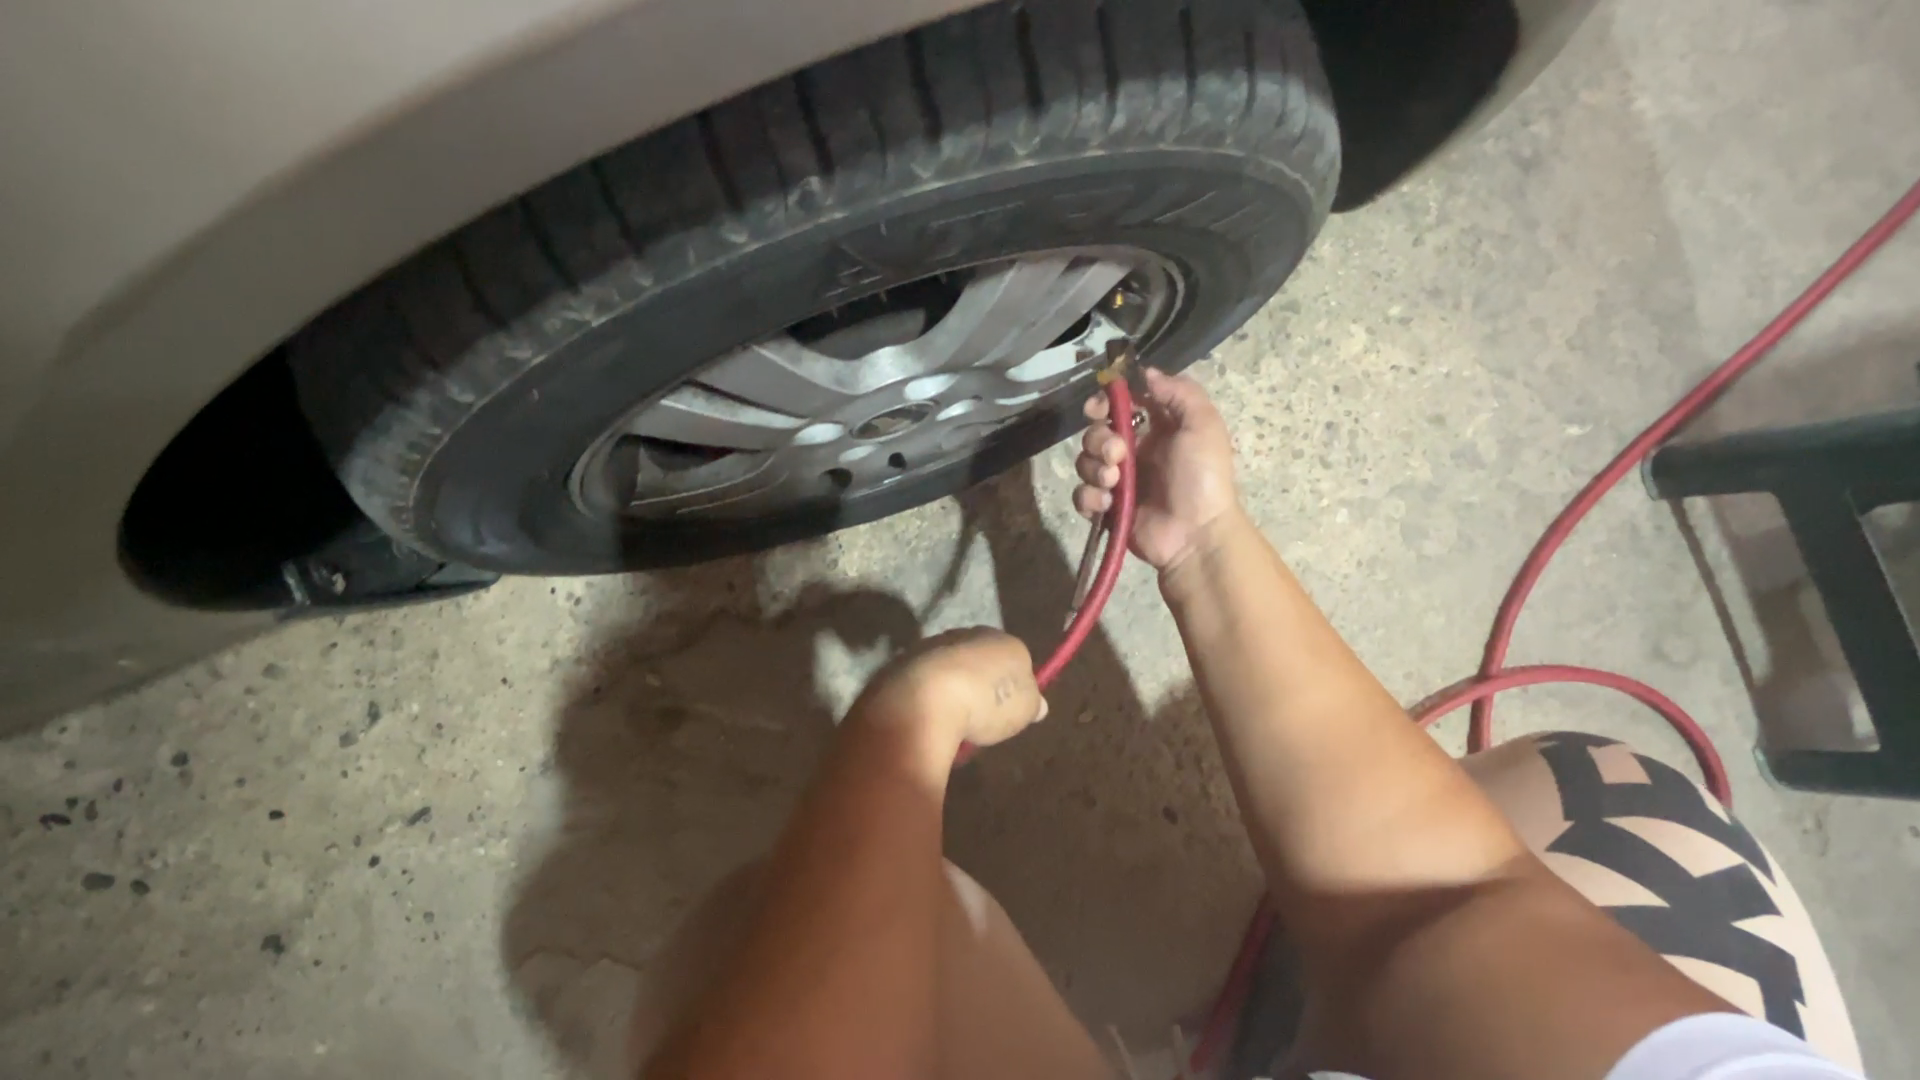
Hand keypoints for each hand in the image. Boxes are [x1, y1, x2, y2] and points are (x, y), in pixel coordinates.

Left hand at [845, 628, 1045, 763]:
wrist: (926, 700)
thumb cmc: (986, 702)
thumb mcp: (1024, 709)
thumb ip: (1032, 703)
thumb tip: (1039, 704)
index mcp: (1001, 639)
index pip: (1013, 656)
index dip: (1012, 680)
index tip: (1008, 705)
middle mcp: (966, 634)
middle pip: (978, 658)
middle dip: (978, 681)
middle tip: (980, 714)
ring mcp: (931, 646)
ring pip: (948, 667)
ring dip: (950, 688)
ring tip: (952, 722)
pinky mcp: (903, 663)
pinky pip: (922, 681)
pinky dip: (926, 697)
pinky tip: (928, 719)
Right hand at [1074, 368, 1239, 572]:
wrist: (1196, 534)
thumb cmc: (1202, 477)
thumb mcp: (1203, 424)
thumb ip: (1178, 392)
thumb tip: (1145, 373)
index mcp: (1156, 429)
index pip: (1121, 404)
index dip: (1105, 401)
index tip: (1100, 407)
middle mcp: (1134, 451)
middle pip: (1096, 432)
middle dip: (1099, 439)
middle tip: (1117, 454)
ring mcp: (1118, 481)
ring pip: (1085, 461)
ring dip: (1094, 468)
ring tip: (1114, 482)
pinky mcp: (1106, 509)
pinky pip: (1081, 495)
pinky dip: (1089, 497)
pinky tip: (1107, 503)